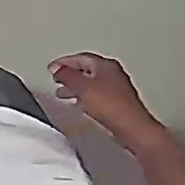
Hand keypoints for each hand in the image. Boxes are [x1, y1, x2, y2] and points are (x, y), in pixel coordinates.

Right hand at [49, 53, 165, 148]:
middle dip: (70, 74)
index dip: (65, 62)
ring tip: (65, 92)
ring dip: (77, 87)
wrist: (131, 126)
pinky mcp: (118, 102)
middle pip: (87, 69)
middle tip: (58, 77)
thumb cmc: (112, 106)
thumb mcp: (81, 87)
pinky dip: (85, 96)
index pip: (82, 58)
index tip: (53, 67)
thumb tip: (57, 68)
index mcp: (106, 65)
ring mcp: (117, 88)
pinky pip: (98, 95)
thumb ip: (66, 75)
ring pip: (92, 83)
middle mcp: (114, 74)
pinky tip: (81, 104)